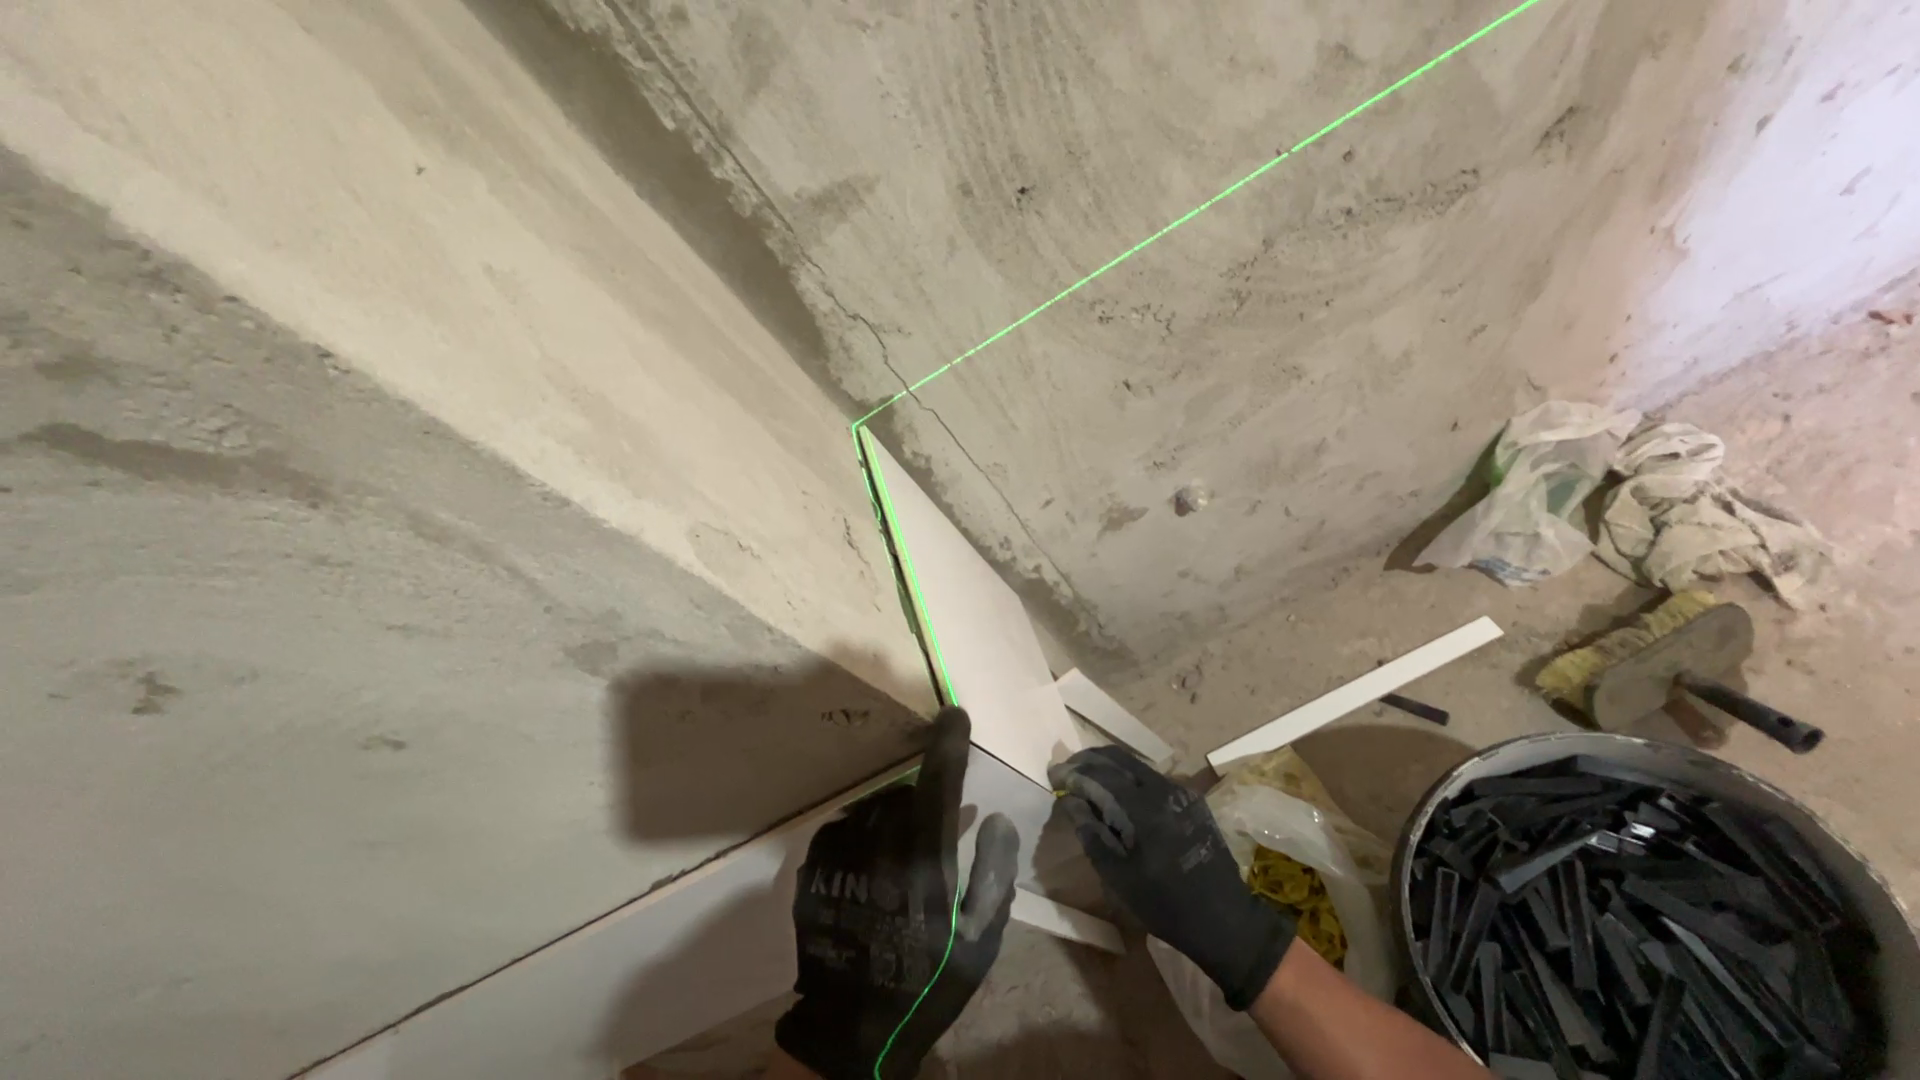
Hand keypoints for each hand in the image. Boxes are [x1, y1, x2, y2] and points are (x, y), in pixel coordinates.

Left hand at [774, 708, 1019, 1079]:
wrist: (853, 1031)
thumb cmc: (928, 984)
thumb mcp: (981, 940)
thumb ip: (994, 871)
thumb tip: (995, 818)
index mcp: (926, 860)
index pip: (940, 781)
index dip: (950, 742)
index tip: (955, 714)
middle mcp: (879, 847)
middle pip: (904, 792)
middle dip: (924, 796)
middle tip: (937, 826)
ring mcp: (840, 857)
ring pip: (871, 808)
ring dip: (893, 814)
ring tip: (904, 852)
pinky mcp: (812, 872)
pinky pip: (842, 829)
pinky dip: (862, 832)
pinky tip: (871, 862)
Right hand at [1049, 746, 1295, 1009]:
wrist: (1225, 920)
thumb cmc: (1166, 905)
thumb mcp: (1119, 876)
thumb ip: (1091, 833)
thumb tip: (1070, 800)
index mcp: (1146, 808)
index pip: (1102, 774)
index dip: (1074, 772)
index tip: (1052, 775)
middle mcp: (1166, 789)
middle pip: (1120, 759)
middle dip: (1089, 760)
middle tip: (1066, 770)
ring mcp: (1183, 792)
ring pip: (1137, 766)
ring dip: (1109, 767)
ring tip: (1086, 779)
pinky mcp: (1192, 801)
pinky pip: (1153, 779)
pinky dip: (1129, 778)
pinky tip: (1117, 794)